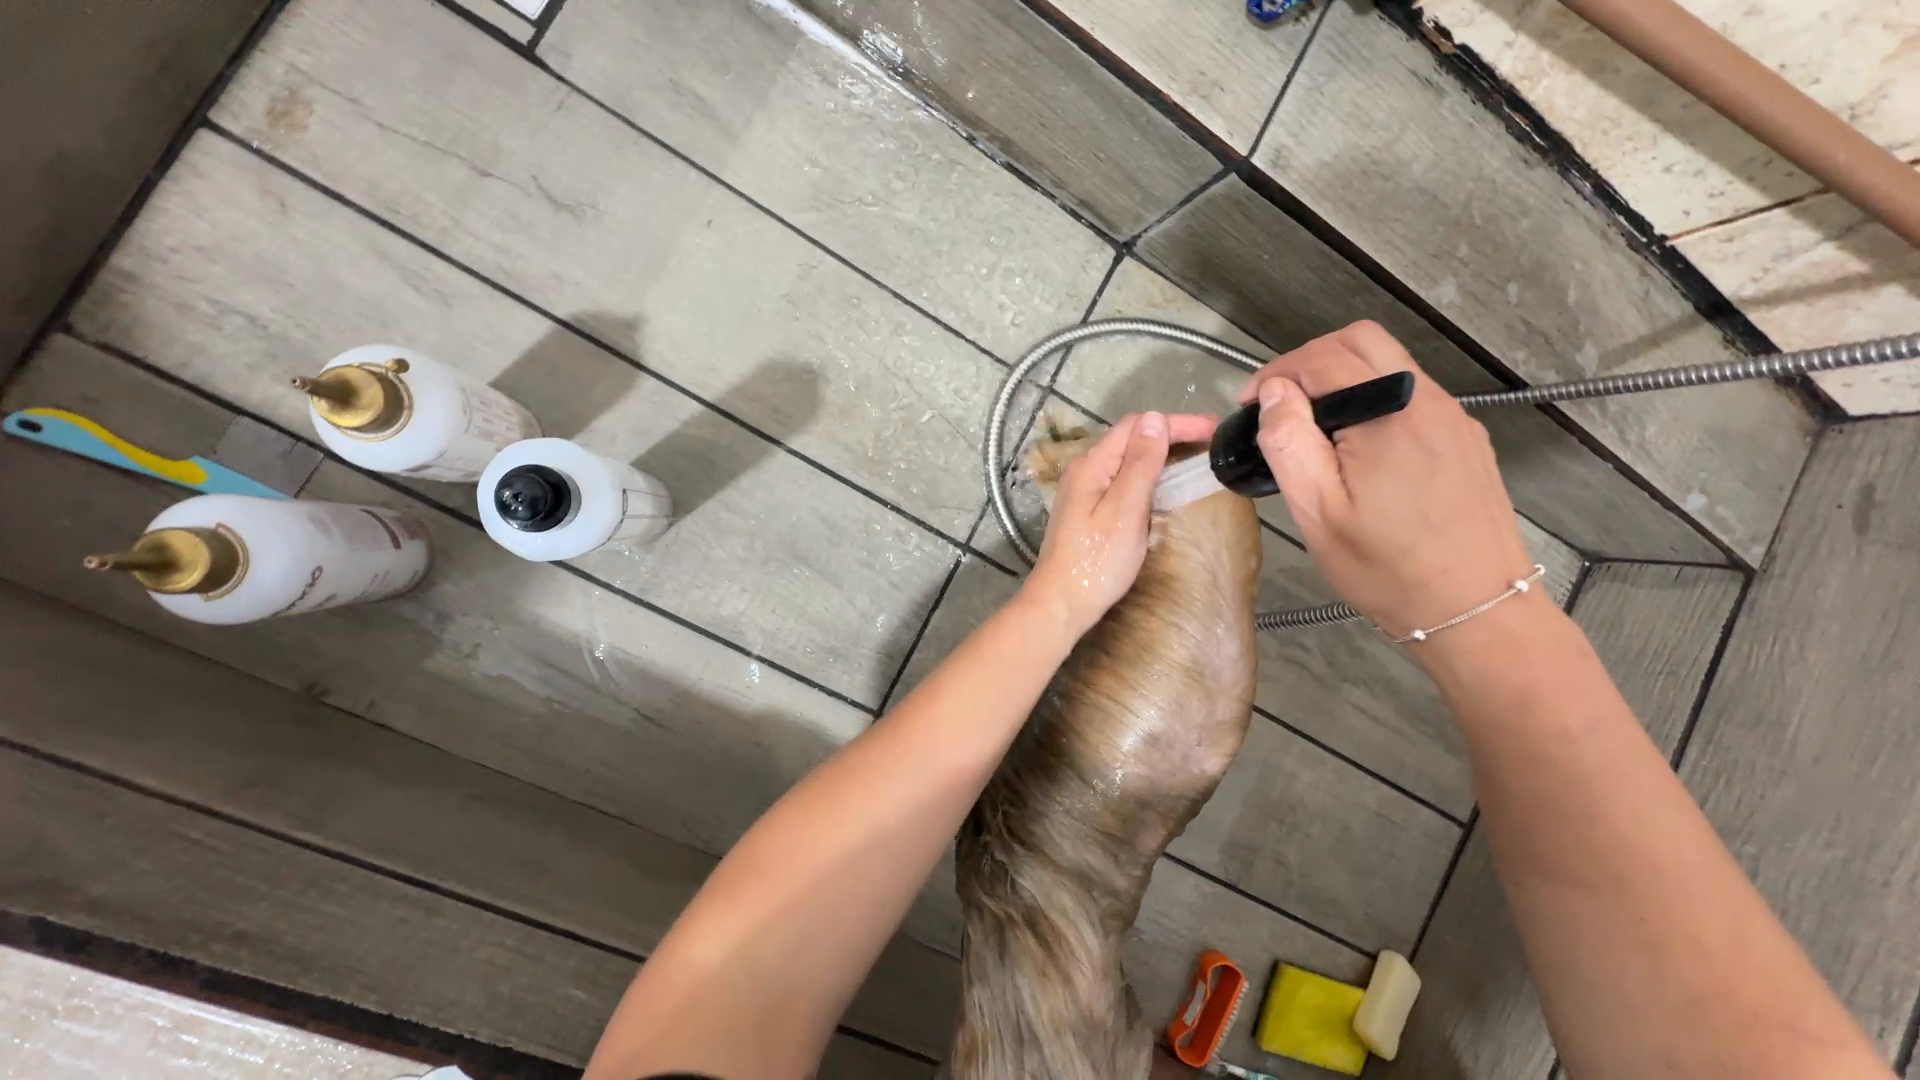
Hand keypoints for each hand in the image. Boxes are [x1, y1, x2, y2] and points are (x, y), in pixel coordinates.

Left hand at [1022, 411, 1220, 638]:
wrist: (1061, 603)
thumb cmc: (1096, 561)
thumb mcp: (1125, 510)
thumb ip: (1140, 465)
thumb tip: (1155, 420)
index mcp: (1092, 466)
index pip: (1137, 426)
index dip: (1176, 422)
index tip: (1213, 430)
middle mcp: (1084, 470)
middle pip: (1130, 437)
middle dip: (1169, 433)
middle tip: (1209, 442)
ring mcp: (1083, 490)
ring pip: (1125, 458)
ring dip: (1158, 452)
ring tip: (1192, 458)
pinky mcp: (1087, 510)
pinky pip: (1121, 478)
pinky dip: (1146, 473)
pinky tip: (1162, 484)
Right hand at [1240, 321, 1534, 639]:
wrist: (1476, 609)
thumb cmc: (1387, 569)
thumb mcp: (1317, 512)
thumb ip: (1289, 442)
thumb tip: (1274, 393)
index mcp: (1388, 414)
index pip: (1322, 358)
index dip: (1275, 372)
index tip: (1248, 404)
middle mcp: (1427, 401)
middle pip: (1362, 341)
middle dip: (1309, 360)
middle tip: (1278, 404)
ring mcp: (1452, 418)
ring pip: (1390, 363)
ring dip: (1342, 378)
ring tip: (1311, 428)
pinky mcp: (1465, 439)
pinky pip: (1410, 396)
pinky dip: (1372, 401)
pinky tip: (1356, 449)